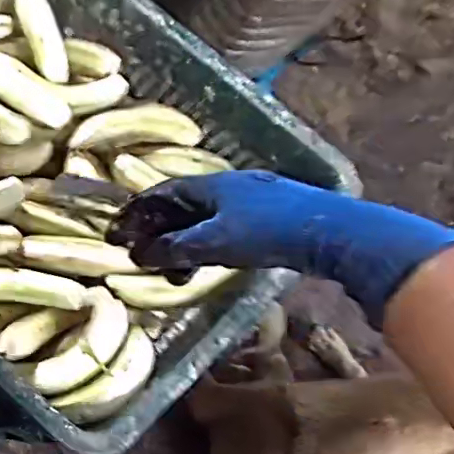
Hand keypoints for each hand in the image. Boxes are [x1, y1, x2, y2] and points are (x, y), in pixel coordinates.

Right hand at [107, 170, 453, 325]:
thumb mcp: (212, 242)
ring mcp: (253, 201)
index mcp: (212, 184)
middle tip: (140, 254)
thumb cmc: (268, 232)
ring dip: (181, 244)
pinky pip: (223, 229)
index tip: (117, 232)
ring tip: (172, 269)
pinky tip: (205, 264)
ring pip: (203, 220)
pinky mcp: (271, 218)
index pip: (161, 193)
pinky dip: (205, 247)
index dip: (136, 212)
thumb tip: (139, 256)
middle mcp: (230, 186)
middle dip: (157, 231)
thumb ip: (174, 249)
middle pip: (181, 207)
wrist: (335, 233)